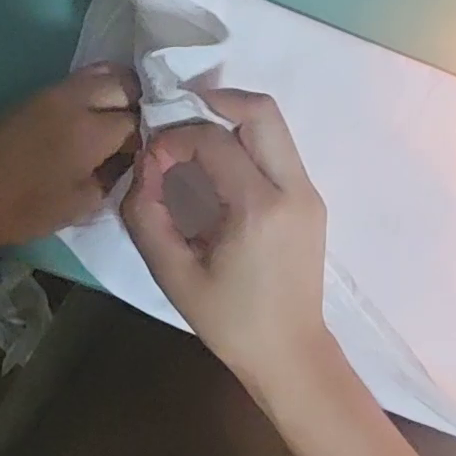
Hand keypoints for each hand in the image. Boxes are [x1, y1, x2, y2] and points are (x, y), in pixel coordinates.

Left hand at [0, 63, 140, 256]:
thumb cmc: (20, 209)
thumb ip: (113, 176)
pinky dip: (96, 88)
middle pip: (124, 84)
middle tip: (139, 132)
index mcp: (91, 130)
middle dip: (140, 103)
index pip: (138, 120)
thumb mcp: (78, 205)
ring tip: (120, 119)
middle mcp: (75, 100)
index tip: (146, 155)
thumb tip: (129, 156)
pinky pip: (78, 80)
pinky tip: (94, 115)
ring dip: (119, 90)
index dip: (147, 138)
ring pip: (102, 73)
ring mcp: (52, 92)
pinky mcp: (33, 94)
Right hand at [121, 90, 331, 391]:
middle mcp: (293, 189)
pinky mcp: (310, 198)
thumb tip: (145, 165)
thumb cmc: (229, 320)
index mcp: (259, 208)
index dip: (174, 139)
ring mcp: (308, 191)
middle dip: (211, 102)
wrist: (290, 353)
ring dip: (227, 121)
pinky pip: (274, 149)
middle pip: (259, 110)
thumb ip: (146, 213)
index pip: (213, 140)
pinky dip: (241, 142)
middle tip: (176, 123)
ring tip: (191, 147)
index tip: (152, 161)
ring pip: (271, 124)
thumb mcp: (171, 273)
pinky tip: (214, 171)